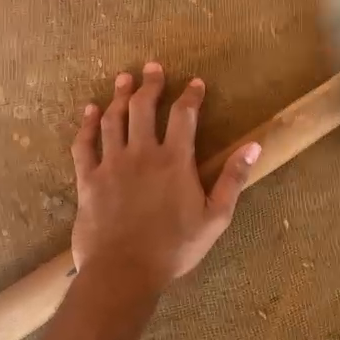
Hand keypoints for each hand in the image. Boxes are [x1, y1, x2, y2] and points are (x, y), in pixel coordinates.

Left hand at [69, 63, 260, 292]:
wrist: (123, 272)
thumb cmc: (175, 247)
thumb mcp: (216, 217)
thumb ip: (234, 179)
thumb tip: (254, 146)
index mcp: (175, 161)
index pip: (185, 116)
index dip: (191, 96)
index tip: (195, 82)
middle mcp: (142, 154)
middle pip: (144, 108)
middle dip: (150, 84)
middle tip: (152, 67)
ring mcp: (111, 165)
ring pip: (113, 120)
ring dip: (119, 96)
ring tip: (123, 78)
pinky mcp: (88, 180)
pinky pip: (84, 145)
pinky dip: (87, 125)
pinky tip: (90, 111)